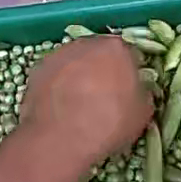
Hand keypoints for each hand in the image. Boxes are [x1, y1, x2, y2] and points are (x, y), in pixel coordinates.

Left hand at [17, 36, 151, 170]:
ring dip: (78, 75)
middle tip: (103, 95)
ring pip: (74, 62)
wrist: (60, 138)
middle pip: (99, 53)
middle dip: (102, 69)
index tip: (128, 89)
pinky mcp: (37, 69)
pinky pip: (55, 74)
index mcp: (117, 48)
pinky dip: (58, 84)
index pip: (129, 54)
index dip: (130, 72)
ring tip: (78, 102)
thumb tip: (139, 91)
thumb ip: (143, 94)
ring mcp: (58, 54)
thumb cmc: (109, 123)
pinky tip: (60, 105)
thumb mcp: (143, 114)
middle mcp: (86, 43)